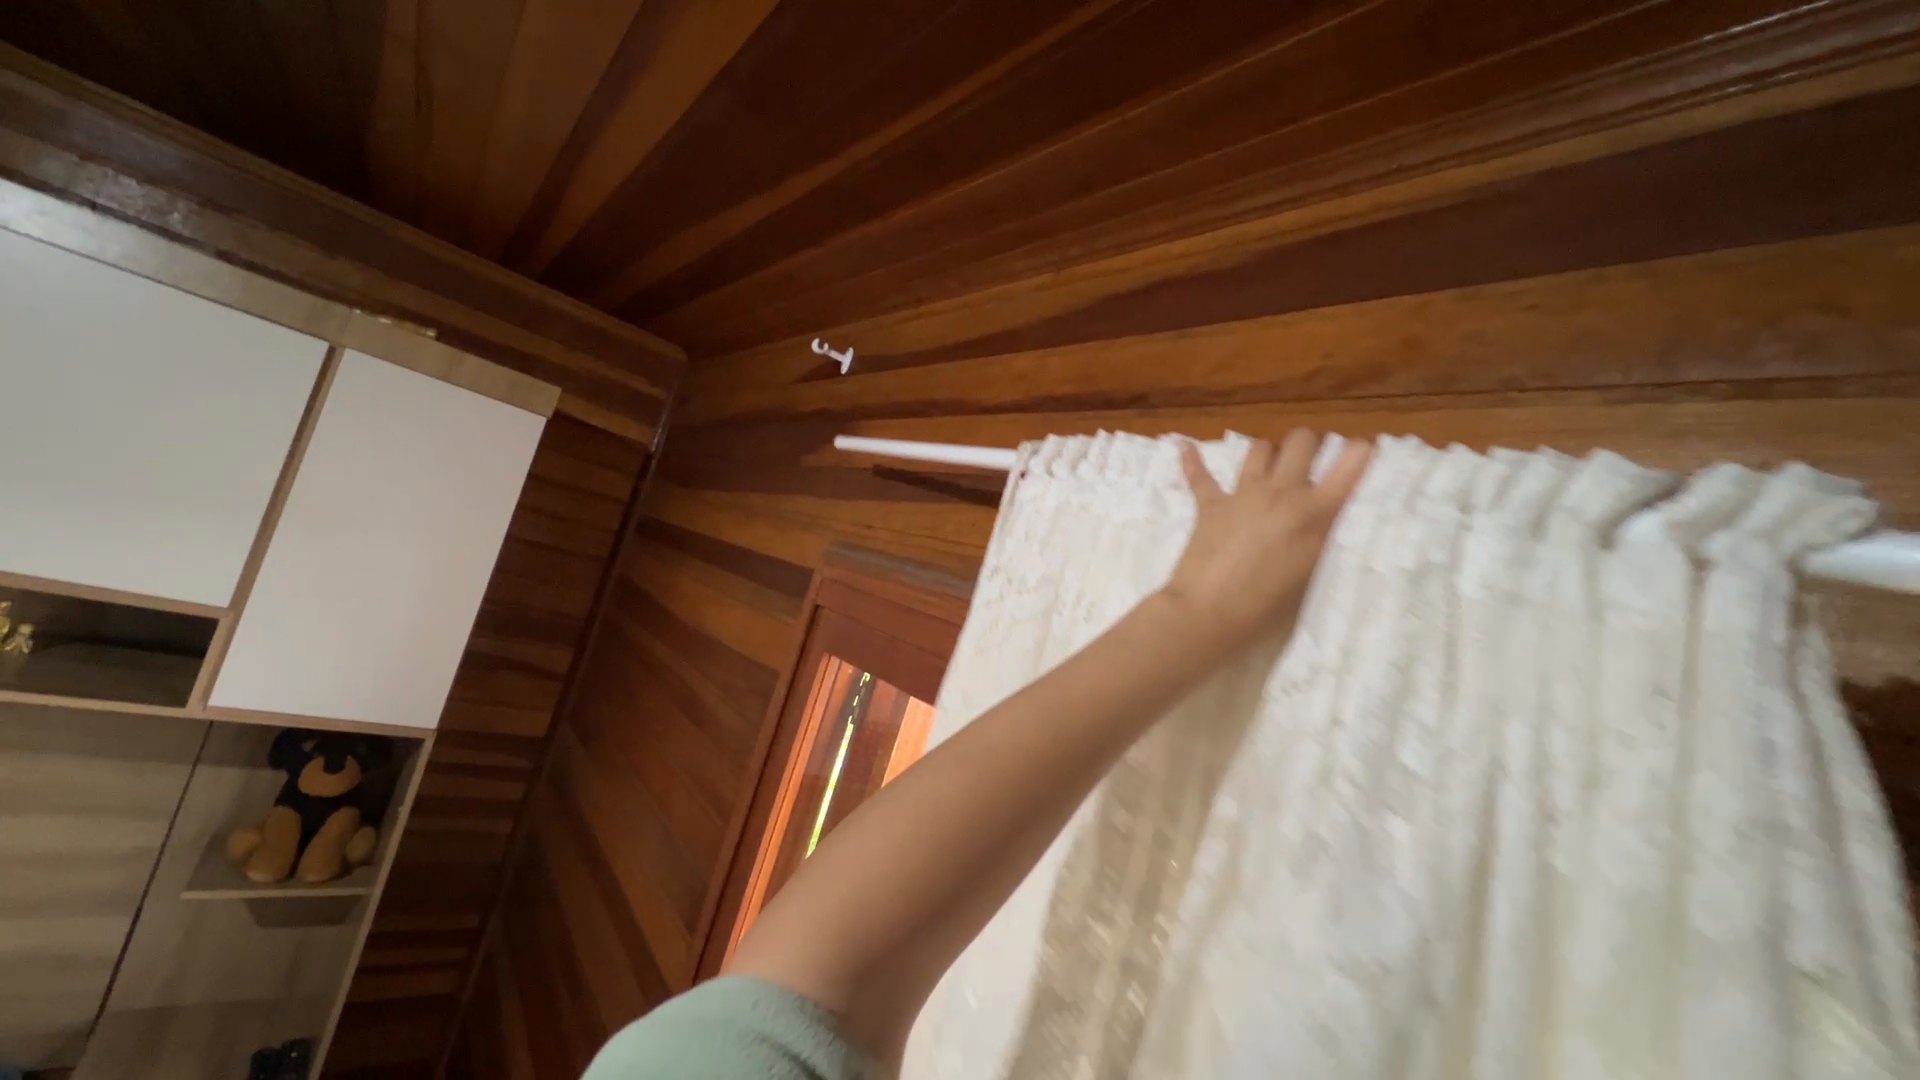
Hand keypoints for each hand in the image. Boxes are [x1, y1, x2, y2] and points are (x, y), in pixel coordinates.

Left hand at [1158, 429, 1371, 651]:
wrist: (1210, 612)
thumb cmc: (1268, 606)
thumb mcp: (1312, 571)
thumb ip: (1321, 538)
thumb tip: (1323, 520)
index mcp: (1316, 512)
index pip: (1351, 462)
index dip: (1359, 451)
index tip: (1361, 451)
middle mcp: (1282, 492)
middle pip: (1301, 441)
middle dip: (1308, 444)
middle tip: (1309, 461)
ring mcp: (1243, 494)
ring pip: (1259, 448)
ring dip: (1267, 452)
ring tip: (1269, 464)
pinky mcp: (1209, 505)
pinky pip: (1199, 475)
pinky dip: (1192, 461)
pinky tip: (1185, 447)